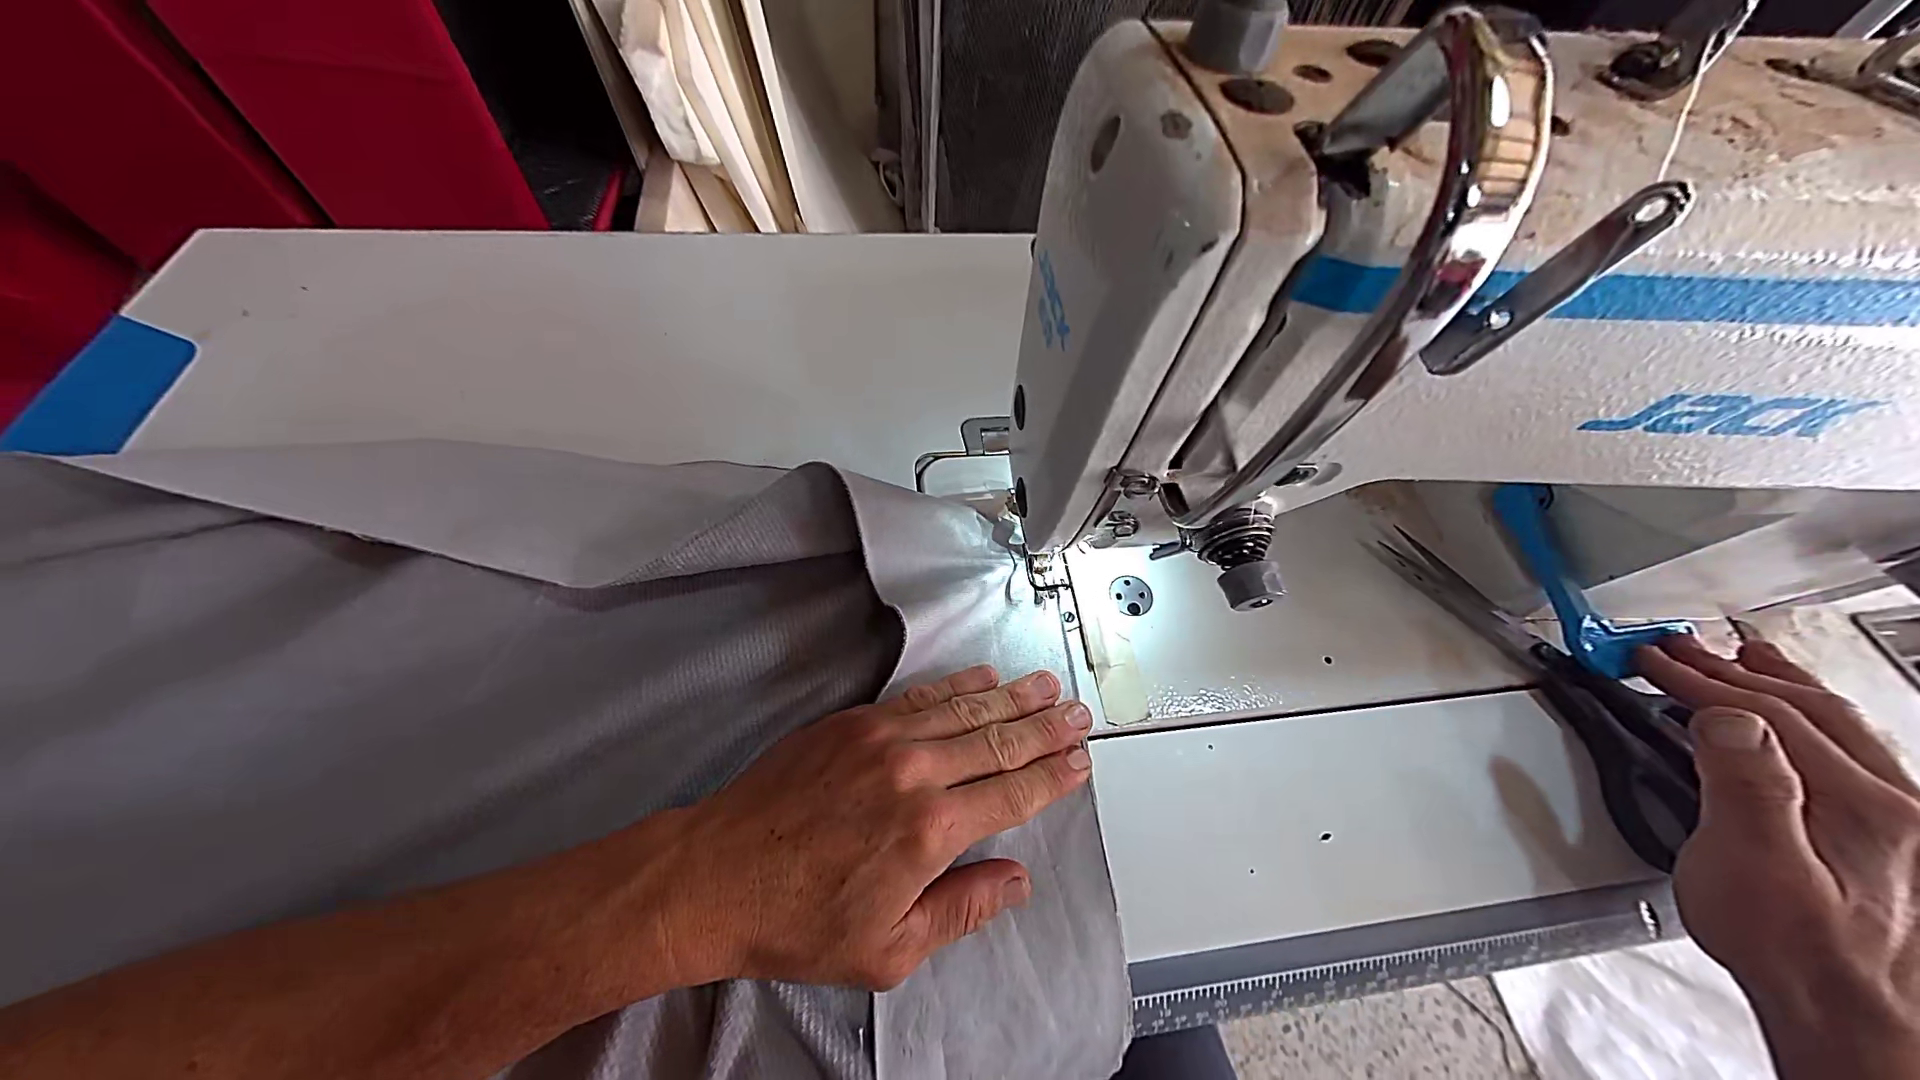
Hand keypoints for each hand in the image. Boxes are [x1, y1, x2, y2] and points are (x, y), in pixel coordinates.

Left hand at [651, 666, 1092, 990]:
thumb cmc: (795, 917)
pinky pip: (922, 696)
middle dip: (1046, 728)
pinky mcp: (856, 722)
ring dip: (1013, 698)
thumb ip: (962, 909)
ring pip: (967, 710)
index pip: (1013, 793)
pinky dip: (958, 685)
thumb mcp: (889, 948)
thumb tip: (1013, 881)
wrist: (717, 874)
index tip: (1077, 762)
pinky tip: (982, 677)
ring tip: (1046, 687)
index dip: (1052, 775)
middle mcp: (914, 773)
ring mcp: (883, 739)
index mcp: (930, 830)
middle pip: (1000, 742)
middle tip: (1076, 714)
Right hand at [1637, 635, 1919, 1079]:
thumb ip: (1745, 785)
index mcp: (1861, 804)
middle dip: (1733, 670)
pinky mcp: (1882, 836)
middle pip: (1809, 710)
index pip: (1766, 715)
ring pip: (1837, 726)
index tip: (1651, 659)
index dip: (1699, 680)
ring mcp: (1896, 821)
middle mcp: (1894, 805)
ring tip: (1742, 657)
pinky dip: (1802, 716)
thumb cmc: (1788, 942)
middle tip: (1680, 647)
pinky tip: (1782, 718)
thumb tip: (1730, 719)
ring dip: (1776, 683)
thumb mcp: (1748, 861)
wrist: (1846, 1011)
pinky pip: (1846, 751)